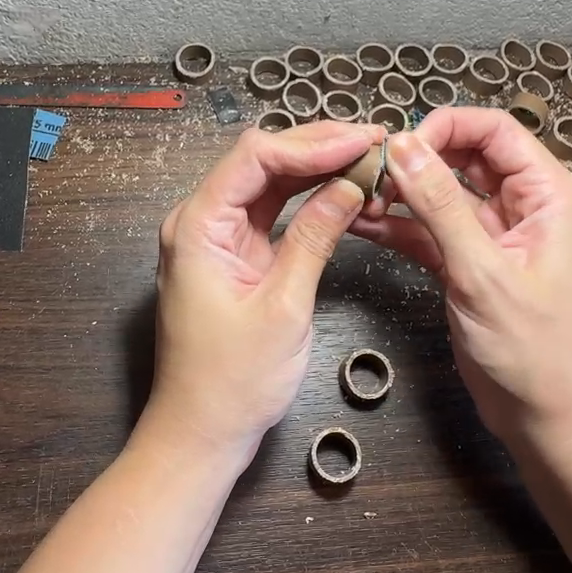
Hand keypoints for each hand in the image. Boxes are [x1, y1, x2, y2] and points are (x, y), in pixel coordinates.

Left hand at [148, 121, 384, 454]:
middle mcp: (200, 221)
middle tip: (374, 144)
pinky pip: (271, 212)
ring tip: (367, 161)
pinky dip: (307, 200)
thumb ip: (315, 238)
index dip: (311, 143)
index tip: (362, 142)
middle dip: (318, 148)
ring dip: (316, 169)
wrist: (201, 431)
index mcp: (197, 226)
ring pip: (269, 183)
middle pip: (261, 161)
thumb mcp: (284, 306)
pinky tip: (341, 191)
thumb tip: (350, 186)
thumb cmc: (231, 381)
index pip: (255, 156)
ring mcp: (216, 237)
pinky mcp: (233, 254)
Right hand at [350, 108, 571, 448]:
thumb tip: (403, 145)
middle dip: (416, 159)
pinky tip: (363, 224)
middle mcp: (524, 208)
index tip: (398, 143)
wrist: (550, 424)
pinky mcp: (470, 266)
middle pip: (464, 157)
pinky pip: (431, 232)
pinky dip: (399, 227)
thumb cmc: (538, 354)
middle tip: (369, 172)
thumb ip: (440, 206)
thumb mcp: (484, 274)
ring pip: (442, 194)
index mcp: (549, 197)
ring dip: (401, 193)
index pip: (496, 131)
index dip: (445, 126)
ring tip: (357, 196)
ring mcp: (494, 238)